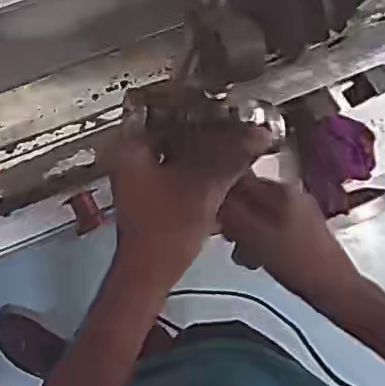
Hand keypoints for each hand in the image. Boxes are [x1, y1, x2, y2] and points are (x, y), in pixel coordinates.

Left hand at [108, 122, 270, 286]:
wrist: (149, 274)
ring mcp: (136, 179)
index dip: (198, 112)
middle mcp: (127, 159)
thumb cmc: (164, 229)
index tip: (224, 112)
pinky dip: (196, 175)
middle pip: (172, 135)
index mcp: (129, 148)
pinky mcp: (149, 198)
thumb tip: (257, 134)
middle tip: (234, 130)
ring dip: (204, 156)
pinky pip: (175, 176)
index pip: (166, 115)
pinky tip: (222, 175)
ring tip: (234, 149)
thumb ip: (229, 157)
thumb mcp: (202, 187)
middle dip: (205, 135)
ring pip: (176, 157)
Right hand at [218, 173, 368, 301]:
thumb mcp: (254, 238)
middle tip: (228, 239)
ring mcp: (299, 208)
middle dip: (233, 216)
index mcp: (280, 188)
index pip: (237, 180)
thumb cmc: (297, 264)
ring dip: (245, 229)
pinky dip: (261, 235)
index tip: (213, 218)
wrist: (337, 291)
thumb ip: (231, 213)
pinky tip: (260, 255)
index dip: (220, 197)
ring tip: (245, 254)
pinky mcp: (304, 225)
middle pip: (247, 195)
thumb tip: (212, 198)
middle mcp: (290, 191)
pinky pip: (271, 222)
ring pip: (257, 210)